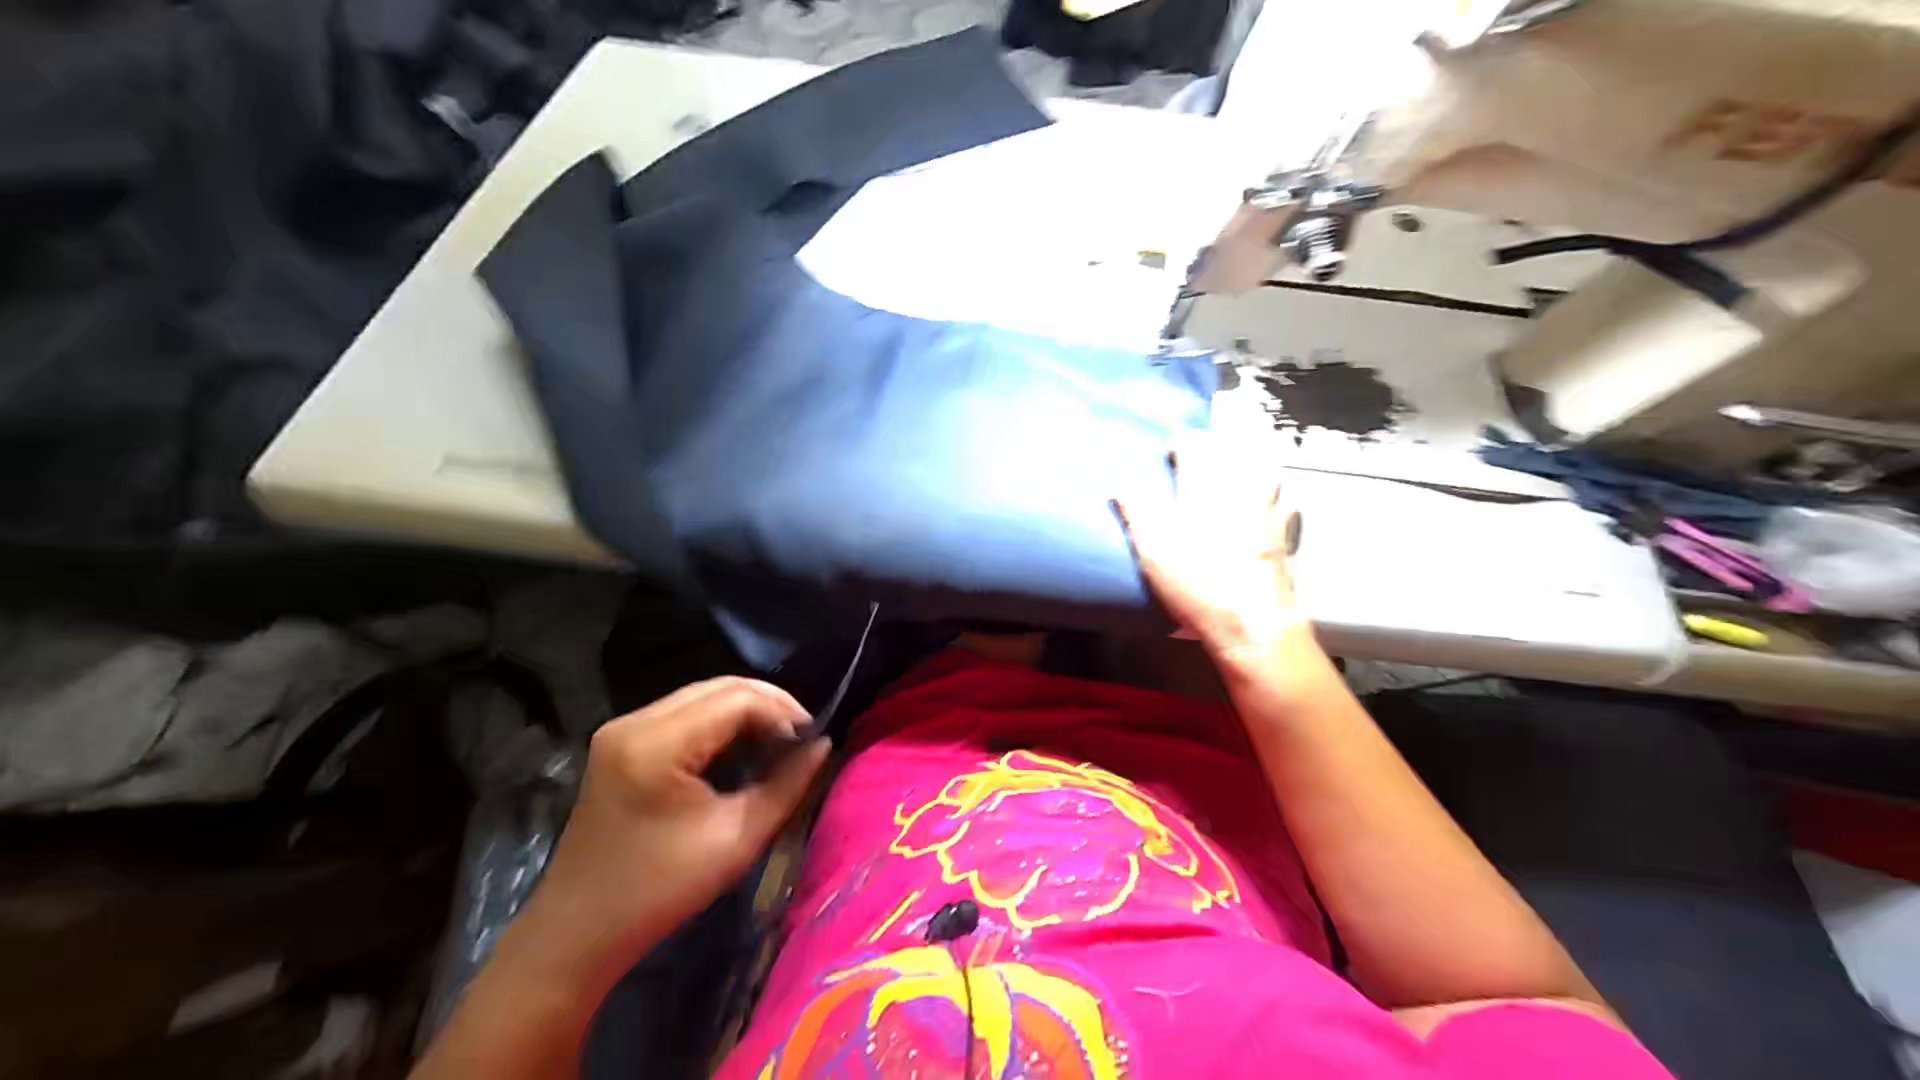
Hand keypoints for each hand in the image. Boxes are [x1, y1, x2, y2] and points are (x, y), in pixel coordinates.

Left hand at [526, 677, 830, 962]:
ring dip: (747, 710)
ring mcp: (623, 727)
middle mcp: (635, 721)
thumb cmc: (658, 892)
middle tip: (801, 738)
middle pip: (720, 687)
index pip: (737, 699)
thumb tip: (823, 745)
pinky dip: (721, 721)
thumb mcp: (736, 840)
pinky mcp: (622, 740)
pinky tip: (742, 745)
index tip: (812, 740)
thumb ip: (786, 785)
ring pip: (704, 695)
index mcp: (656, 744)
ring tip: (779, 741)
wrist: (576, 932)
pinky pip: (685, 712)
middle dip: (769, 705)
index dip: (783, 711)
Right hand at [1114, 431, 1304, 655]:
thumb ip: (1138, 512)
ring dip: (1248, 465)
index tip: (1172, 445)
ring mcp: (1268, 510)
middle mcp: (1240, 491)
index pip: (1194, 448)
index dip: (1181, 442)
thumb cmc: (1197, 582)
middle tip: (1203, 453)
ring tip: (1235, 473)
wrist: (1252, 622)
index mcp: (1203, 489)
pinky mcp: (1285, 533)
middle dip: (1216, 448)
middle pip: (1232, 453)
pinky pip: (1281, 501)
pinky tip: (1267, 505)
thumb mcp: (1153, 550)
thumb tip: (1120, 487)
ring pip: (1262, 472)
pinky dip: (1272, 495)